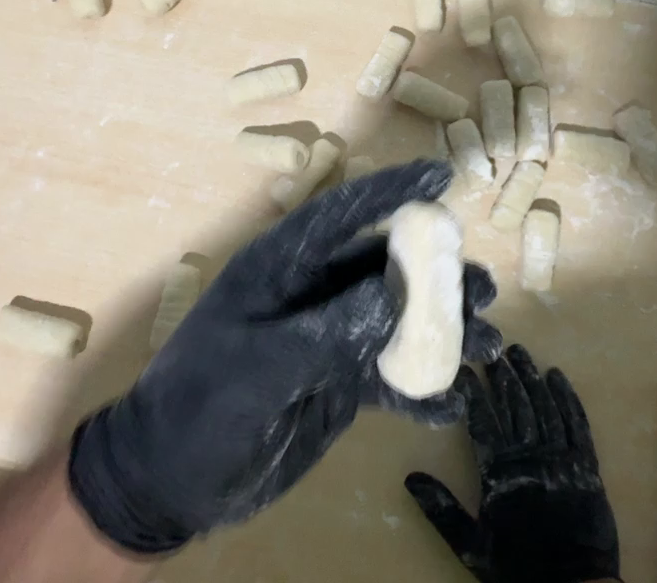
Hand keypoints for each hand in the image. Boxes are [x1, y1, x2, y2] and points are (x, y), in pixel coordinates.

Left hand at [69, 160, 503, 553]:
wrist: (169, 480)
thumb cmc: (200, 407)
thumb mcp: (259, 366)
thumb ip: (328, 329)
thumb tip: (399, 292)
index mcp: (280, 267)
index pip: (341, 215)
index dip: (390, 191)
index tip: (441, 176)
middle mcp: (310, 292)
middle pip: (384, 267)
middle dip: (437, 274)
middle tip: (485, 286)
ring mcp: (326, 336)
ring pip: (396, 320)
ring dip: (442, 330)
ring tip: (488, 346)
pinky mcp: (336, 381)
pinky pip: (390, 374)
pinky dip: (421, 387)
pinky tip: (449, 404)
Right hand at [405, 346, 620, 582]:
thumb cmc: (518, 567)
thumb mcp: (471, 545)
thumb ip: (441, 509)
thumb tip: (409, 477)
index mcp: (500, 473)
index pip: (482, 421)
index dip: (473, 393)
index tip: (464, 370)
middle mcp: (530, 457)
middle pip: (514, 406)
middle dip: (502, 376)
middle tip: (494, 350)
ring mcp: (561, 458)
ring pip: (544, 408)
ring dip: (531, 378)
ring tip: (520, 353)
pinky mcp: (587, 466)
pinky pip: (577, 424)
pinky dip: (568, 399)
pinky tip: (559, 378)